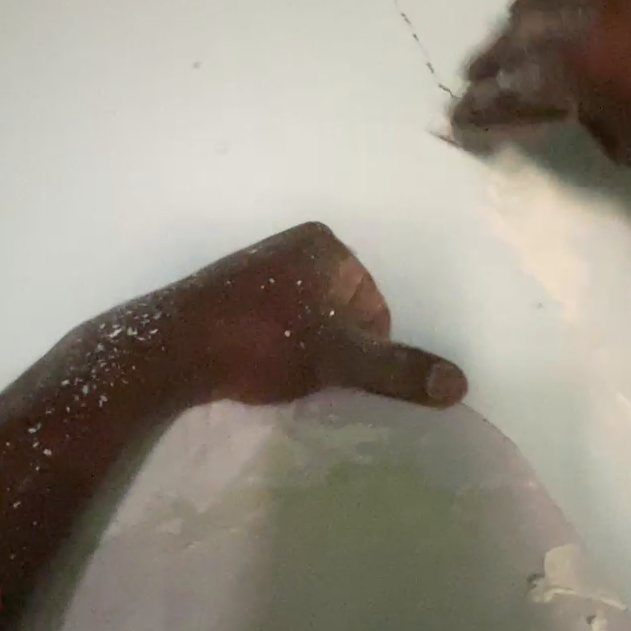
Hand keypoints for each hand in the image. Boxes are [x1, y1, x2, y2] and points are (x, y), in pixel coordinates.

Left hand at [157, 222, 467, 408]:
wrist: (171, 349)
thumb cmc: (261, 341)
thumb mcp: (338, 356)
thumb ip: (397, 369)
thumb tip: (460, 384)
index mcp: (327, 246)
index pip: (375, 309)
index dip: (360, 349)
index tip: (328, 367)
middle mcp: (296, 246)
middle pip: (344, 314)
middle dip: (333, 348)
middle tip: (303, 372)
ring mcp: (262, 267)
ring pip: (310, 321)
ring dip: (304, 350)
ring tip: (276, 371)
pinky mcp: (234, 291)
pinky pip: (277, 322)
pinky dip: (276, 346)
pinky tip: (256, 365)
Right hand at [451, 0, 630, 182]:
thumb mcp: (625, 146)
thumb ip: (583, 113)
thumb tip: (566, 96)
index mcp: (581, 62)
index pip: (511, 84)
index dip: (481, 107)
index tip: (461, 120)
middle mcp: (593, 6)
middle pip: (518, 29)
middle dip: (493, 59)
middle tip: (480, 78)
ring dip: (526, 10)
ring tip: (520, 29)